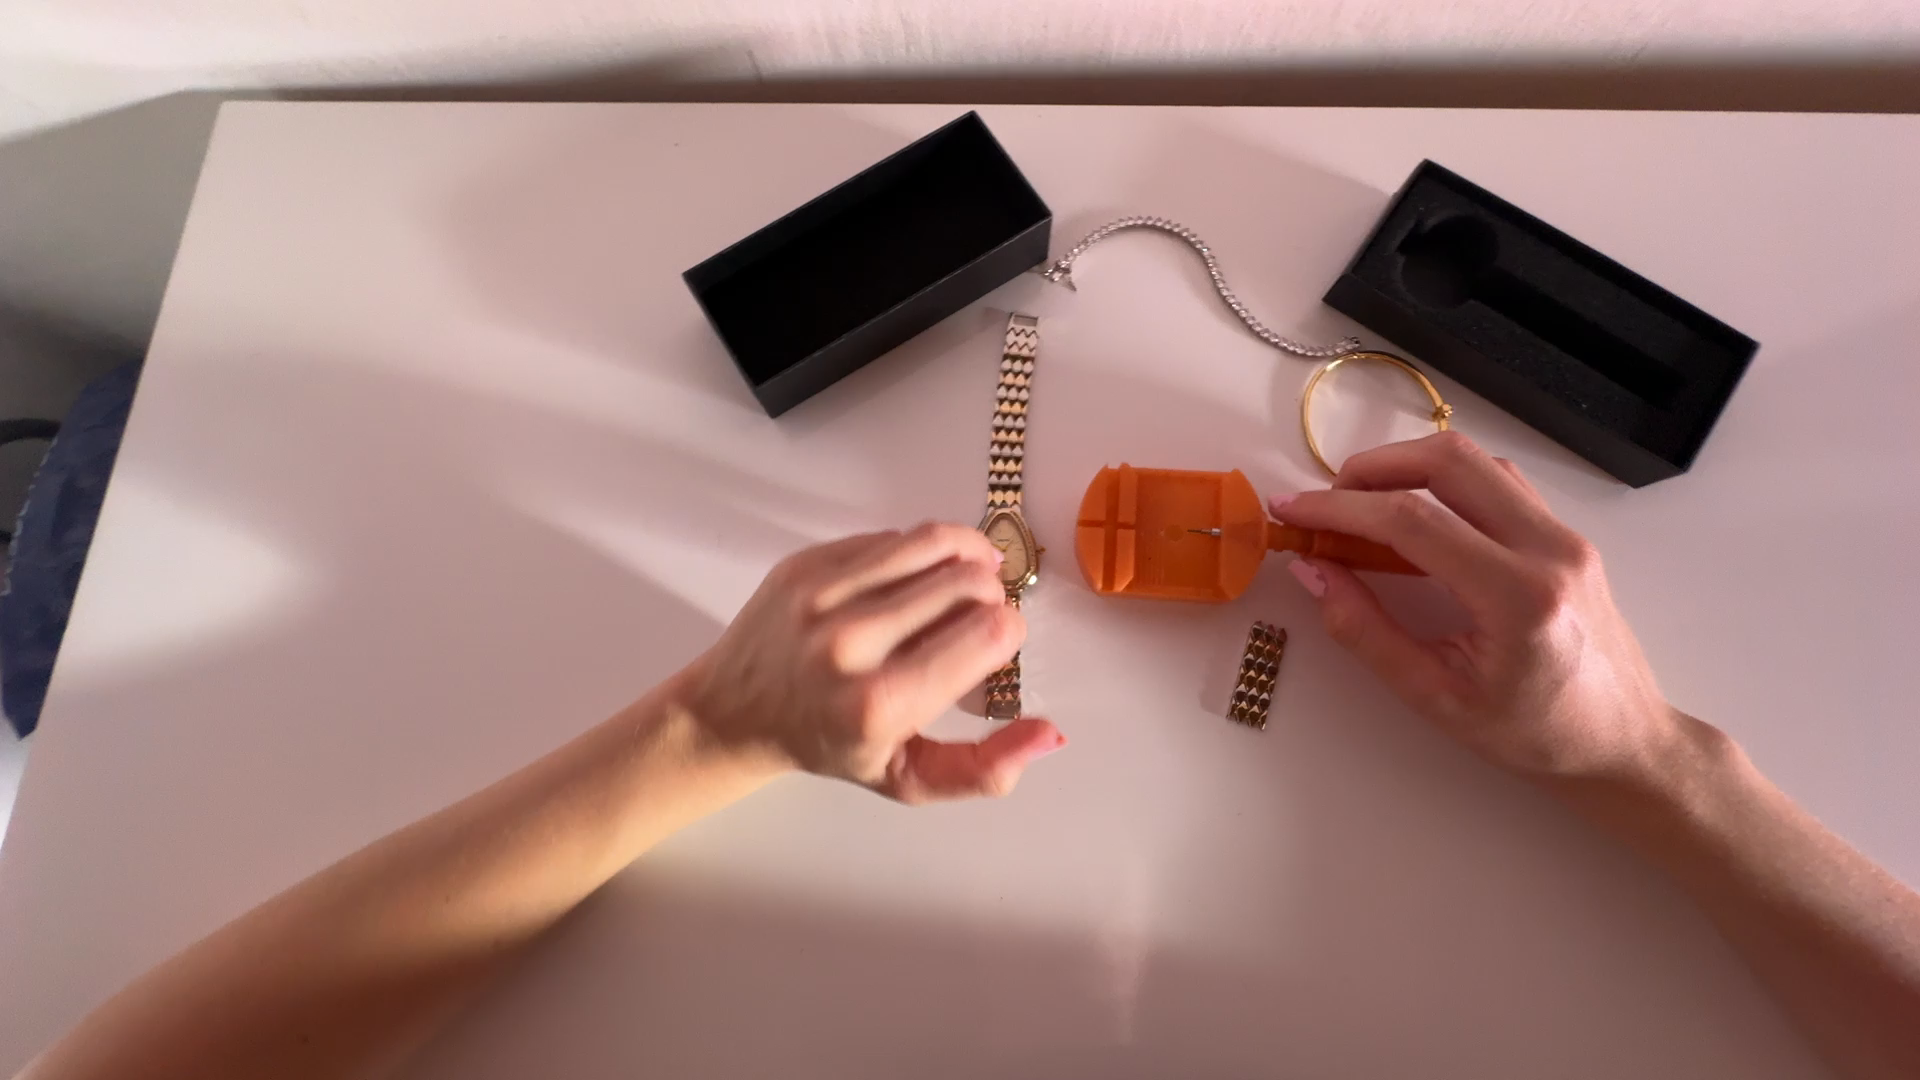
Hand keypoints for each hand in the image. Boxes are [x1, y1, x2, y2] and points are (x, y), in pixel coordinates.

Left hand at [682, 523, 1065, 802]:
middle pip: (968, 582)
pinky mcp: (806, 561)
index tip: (999, 643)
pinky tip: (919, 575)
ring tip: (973, 573)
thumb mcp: (909, 779)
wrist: (735, 709)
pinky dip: (921, 550)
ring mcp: (821, 593)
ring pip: (933, 542)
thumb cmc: (831, 747)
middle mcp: (849, 642)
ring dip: (969, 554)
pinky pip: (891, 537)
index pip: (988, 634)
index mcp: (879, 704)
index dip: (1010, 632)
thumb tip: (1053, 735)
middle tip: (982, 614)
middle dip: (992, 594)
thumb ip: (985, 769)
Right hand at [1272, 432, 1678, 780]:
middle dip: (1371, 468)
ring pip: (1474, 460)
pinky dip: (1437, 481)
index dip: (1338, 508)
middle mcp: (1549, 548)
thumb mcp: (1432, 695)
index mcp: (1517, 596)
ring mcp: (1564, 534)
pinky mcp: (1563, 533)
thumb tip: (1311, 570)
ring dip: (1404, 467)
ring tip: (1360, 506)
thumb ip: (1363, 630)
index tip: (1289, 510)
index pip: (1412, 520)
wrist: (1627, 741)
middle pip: (1449, 461)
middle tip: (1326, 502)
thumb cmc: (1529, 732)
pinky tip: (1409, 516)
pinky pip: (1493, 480)